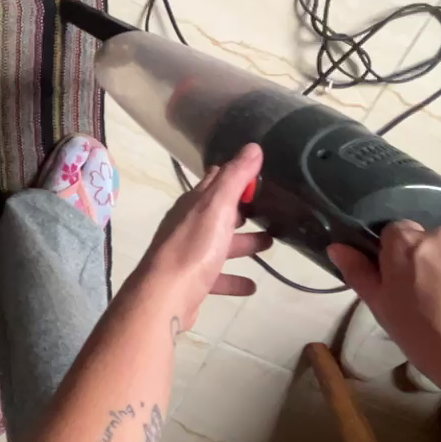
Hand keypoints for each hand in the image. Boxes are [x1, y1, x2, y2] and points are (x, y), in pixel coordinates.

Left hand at [139, 143, 271, 327]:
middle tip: (274, 212)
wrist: (166, 294)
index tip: (264, 177)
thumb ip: (234, 179)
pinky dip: (233, 278)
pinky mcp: (192, 279)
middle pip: (220, 213)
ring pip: (220, 244)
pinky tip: (252, 285)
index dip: (237, 176)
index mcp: (194, 204)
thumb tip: (252, 147)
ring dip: (243, 243)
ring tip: (271, 244)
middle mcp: (189, 224)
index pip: (215, 181)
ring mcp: (189, 252)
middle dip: (244, 211)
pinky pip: (217, 276)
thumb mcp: (216, 208)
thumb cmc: (193, 247)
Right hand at [329, 222, 440, 403]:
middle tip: (437, 303)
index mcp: (407, 244)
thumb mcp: (384, 312)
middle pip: (434, 242)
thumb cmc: (433, 343)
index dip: (398, 257)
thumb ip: (360, 274)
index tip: (404, 284)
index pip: (395, 233)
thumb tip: (338, 247)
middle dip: (434, 264)